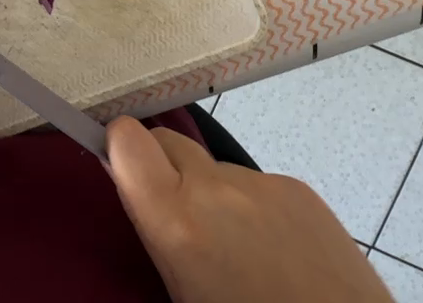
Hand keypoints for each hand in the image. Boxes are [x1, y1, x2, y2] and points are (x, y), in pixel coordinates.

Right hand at [108, 116, 392, 302]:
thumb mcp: (179, 286)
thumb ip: (152, 223)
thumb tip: (122, 172)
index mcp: (175, 217)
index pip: (125, 136)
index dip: (122, 149)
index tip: (128, 172)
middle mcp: (214, 186)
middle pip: (167, 139)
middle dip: (165, 166)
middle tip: (183, 214)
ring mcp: (262, 183)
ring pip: (214, 166)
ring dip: (216, 192)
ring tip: (244, 247)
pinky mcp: (301, 189)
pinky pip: (257, 183)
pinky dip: (256, 206)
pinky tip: (279, 250)